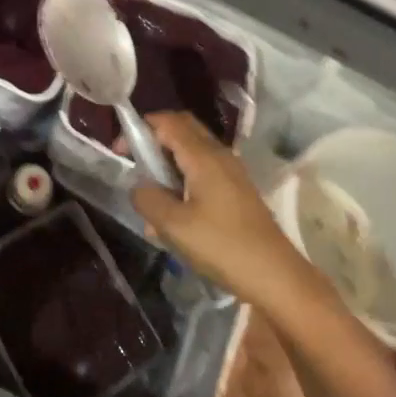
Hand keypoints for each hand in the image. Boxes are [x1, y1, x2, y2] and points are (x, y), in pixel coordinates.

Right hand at [131, 113, 316, 309]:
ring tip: (152, 197)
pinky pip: (204, 171)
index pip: (167, 121)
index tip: (120, 152)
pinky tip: (175, 215)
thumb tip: (138, 187)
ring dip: (169, 163)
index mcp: (203, 156)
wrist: (275, 274)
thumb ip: (148, 199)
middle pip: (183, 129)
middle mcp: (219, 155)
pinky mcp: (237, 191)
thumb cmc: (222, 246)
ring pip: (194, 151)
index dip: (140, 129)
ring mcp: (231, 172)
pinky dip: (184, 180)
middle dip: (154, 141)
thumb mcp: (174, 226)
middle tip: (135, 166)